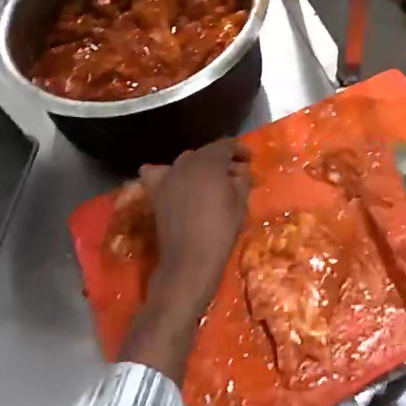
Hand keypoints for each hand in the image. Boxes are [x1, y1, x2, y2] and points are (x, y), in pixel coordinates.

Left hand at [119, 139, 250, 381]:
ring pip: (185, 162)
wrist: (190, 260)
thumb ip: (241, 181)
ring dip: (199, 167)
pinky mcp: (156, 193)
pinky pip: (157, 174)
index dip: (240, 150)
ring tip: (210, 182)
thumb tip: (240, 172)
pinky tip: (175, 182)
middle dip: (221, 160)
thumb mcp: (240, 204)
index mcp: (209, 162)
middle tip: (235, 175)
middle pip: (206, 153)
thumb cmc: (221, 231)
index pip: (226, 145)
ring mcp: (167, 177)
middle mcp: (185, 163)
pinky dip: (166, 174)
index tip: (250, 160)